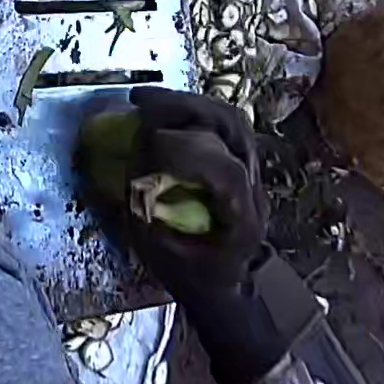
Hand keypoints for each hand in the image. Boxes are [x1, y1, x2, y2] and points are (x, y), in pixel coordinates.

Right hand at [124, 87, 267, 294]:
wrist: (224, 285)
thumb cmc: (189, 272)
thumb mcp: (163, 253)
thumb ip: (149, 212)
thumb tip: (131, 172)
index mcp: (241, 217)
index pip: (222, 170)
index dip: (181, 151)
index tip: (142, 144)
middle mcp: (252, 186)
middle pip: (230, 128)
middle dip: (182, 108)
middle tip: (139, 102)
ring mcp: (249, 170)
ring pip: (227, 117)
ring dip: (184, 101)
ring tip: (145, 98)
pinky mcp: (236, 160)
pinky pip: (217, 121)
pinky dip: (187, 107)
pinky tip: (158, 105)